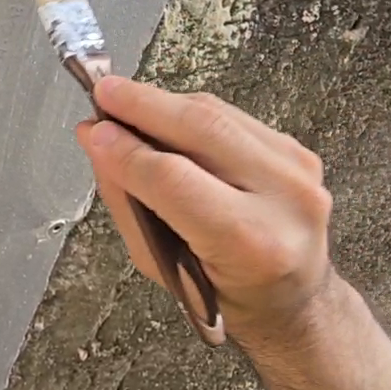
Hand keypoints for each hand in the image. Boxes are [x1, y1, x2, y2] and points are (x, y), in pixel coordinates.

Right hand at [75, 76, 337, 357]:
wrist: (293, 297)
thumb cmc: (221, 290)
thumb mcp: (161, 264)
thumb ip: (128, 202)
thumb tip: (97, 142)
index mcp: (250, 243)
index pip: (175, 180)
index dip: (128, 151)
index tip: (92, 132)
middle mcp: (285, 199)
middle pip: (203, 130)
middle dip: (144, 106)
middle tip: (102, 92)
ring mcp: (298, 169)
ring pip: (217, 114)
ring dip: (163, 103)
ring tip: (122, 101)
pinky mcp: (298, 149)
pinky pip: (232, 116)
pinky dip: (189, 111)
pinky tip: (161, 116)